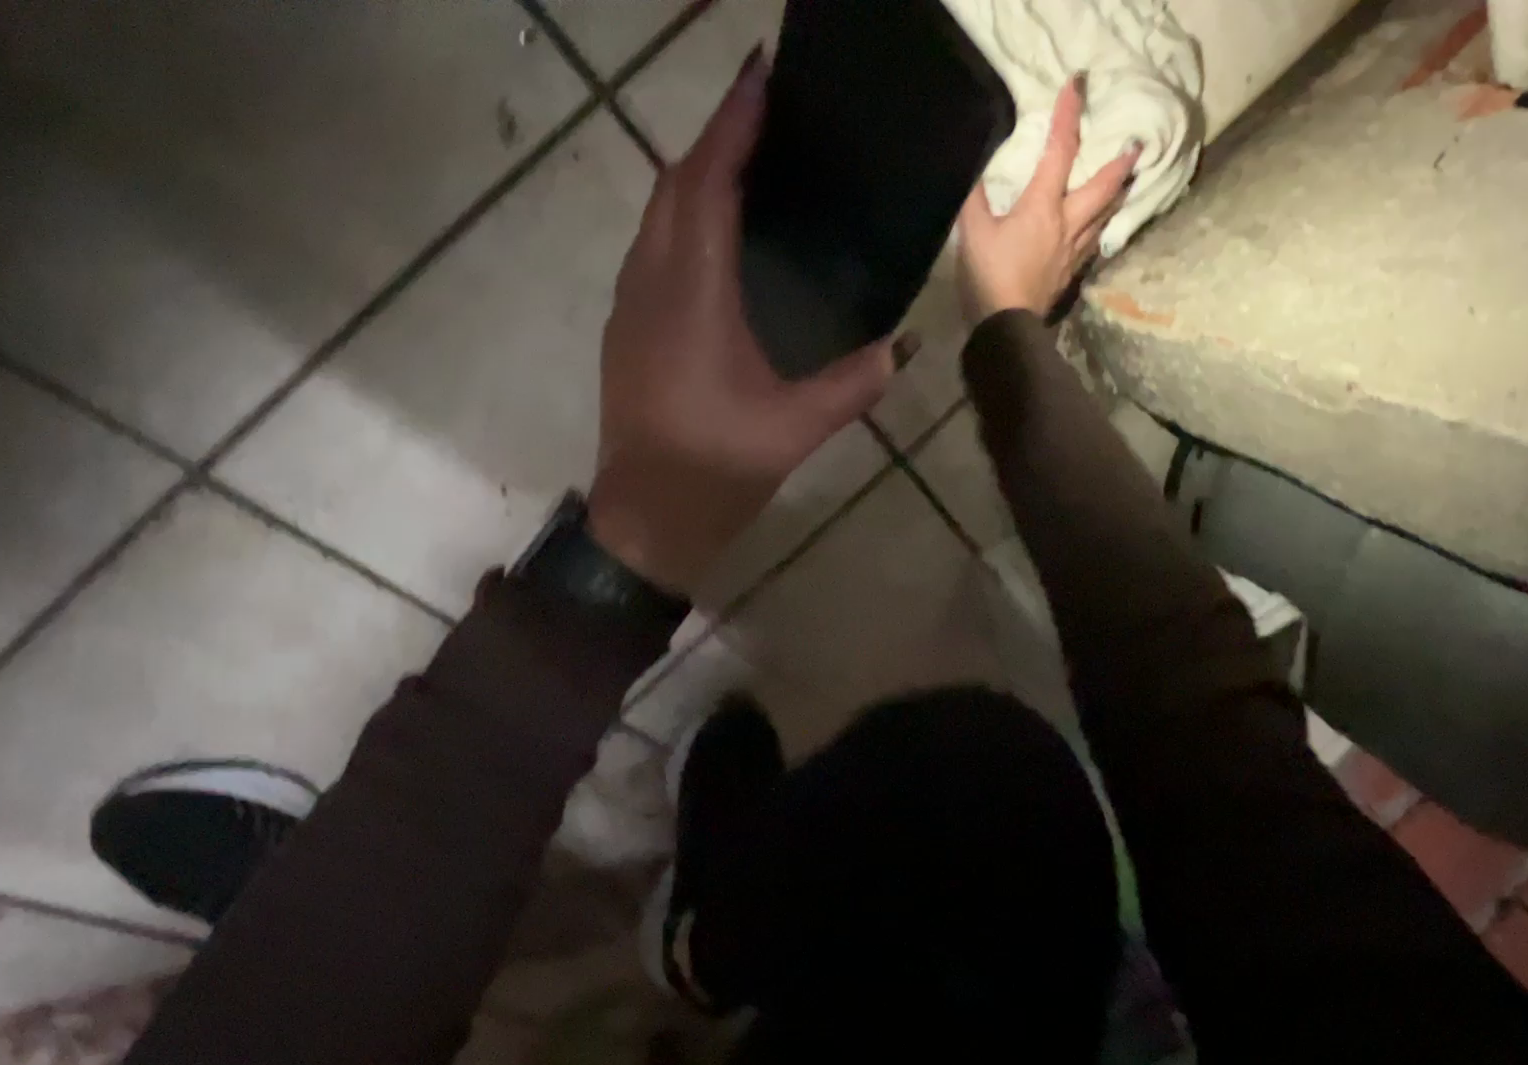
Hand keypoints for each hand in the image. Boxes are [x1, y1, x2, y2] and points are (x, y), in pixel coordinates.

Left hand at [588, 49, 900, 594]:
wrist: (646, 520)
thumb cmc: (717, 470)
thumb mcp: (796, 430)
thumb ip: (853, 384)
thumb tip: (901, 347)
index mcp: (691, 299)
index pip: (706, 187)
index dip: (731, 128)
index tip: (762, 81)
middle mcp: (650, 287)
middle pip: (673, 186)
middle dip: (714, 140)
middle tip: (765, 114)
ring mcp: (630, 307)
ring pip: (656, 216)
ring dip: (695, 177)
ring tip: (746, 162)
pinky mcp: (626, 329)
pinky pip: (652, 248)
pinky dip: (682, 218)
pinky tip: (717, 235)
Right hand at [957, 77, 1140, 322]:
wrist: (1006, 326)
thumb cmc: (989, 276)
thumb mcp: (973, 233)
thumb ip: (976, 200)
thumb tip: (978, 174)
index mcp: (1043, 206)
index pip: (1060, 151)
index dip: (1069, 115)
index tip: (1078, 86)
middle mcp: (1068, 222)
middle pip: (1104, 186)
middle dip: (1120, 163)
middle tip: (1136, 147)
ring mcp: (1075, 250)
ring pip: (1106, 214)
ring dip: (1118, 194)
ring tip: (1126, 181)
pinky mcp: (1072, 272)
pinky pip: (1094, 241)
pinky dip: (1102, 225)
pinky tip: (1100, 226)